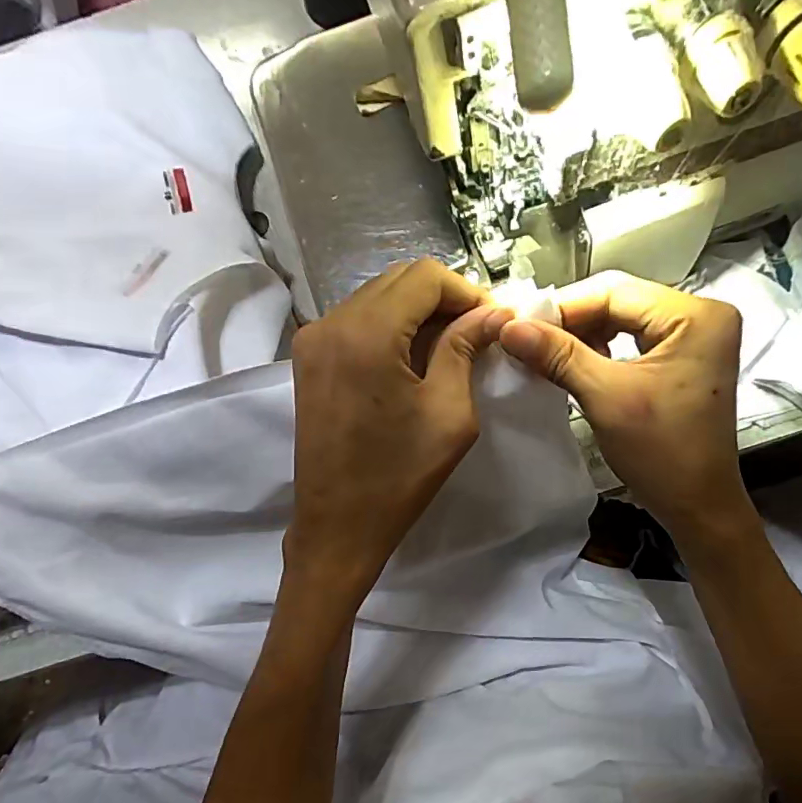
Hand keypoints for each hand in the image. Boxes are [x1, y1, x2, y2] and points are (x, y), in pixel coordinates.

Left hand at [287, 259, 511, 588]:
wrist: (338, 525)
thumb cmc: (399, 476)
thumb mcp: (449, 413)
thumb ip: (465, 350)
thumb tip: (492, 315)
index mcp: (367, 333)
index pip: (425, 277)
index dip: (466, 292)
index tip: (493, 322)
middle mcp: (331, 322)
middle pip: (398, 280)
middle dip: (443, 299)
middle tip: (478, 333)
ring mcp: (313, 339)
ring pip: (377, 297)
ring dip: (417, 313)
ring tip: (451, 347)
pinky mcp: (308, 359)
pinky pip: (357, 322)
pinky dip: (390, 328)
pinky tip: (414, 359)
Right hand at [499, 271, 750, 537]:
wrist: (698, 506)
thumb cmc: (664, 456)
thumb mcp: (606, 398)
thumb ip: (558, 356)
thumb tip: (511, 327)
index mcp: (696, 316)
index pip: (615, 292)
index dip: (563, 308)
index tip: (520, 325)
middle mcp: (703, 317)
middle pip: (620, 301)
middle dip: (572, 322)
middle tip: (528, 339)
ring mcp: (696, 339)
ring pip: (624, 320)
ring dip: (583, 336)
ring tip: (545, 353)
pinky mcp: (684, 360)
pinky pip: (634, 341)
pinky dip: (601, 351)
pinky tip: (574, 364)